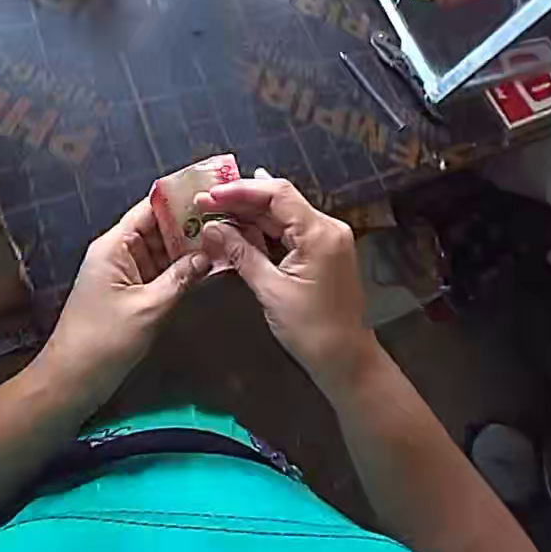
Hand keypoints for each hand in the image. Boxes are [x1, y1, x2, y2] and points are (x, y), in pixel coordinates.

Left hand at [35, 198, 210, 408]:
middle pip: (157, 227)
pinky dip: (179, 268)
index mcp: (114, 245)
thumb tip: (208, 255)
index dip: (178, 200)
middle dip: (189, 224)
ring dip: (187, 247)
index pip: (149, 209)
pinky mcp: (130, 291)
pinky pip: (159, 271)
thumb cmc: (104, 340)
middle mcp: (119, 252)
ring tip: (224, 237)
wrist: (72, 381)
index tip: (210, 193)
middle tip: (227, 217)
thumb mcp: (148, 308)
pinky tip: (206, 266)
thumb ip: (181, 278)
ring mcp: (124, 271)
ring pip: (161, 250)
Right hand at [195, 171, 377, 391]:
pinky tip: (237, 227)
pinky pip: (287, 231)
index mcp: (320, 232)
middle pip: (279, 201)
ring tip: (213, 212)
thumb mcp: (271, 289)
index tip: (211, 194)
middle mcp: (327, 228)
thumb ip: (240, 253)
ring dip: (248, 214)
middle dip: (240, 201)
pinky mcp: (320, 251)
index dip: (241, 190)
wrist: (346, 361)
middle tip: (203, 202)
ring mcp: (325, 239)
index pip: (277, 194)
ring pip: (281, 215)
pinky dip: (261, 230)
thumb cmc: (312, 329)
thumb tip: (211, 229)